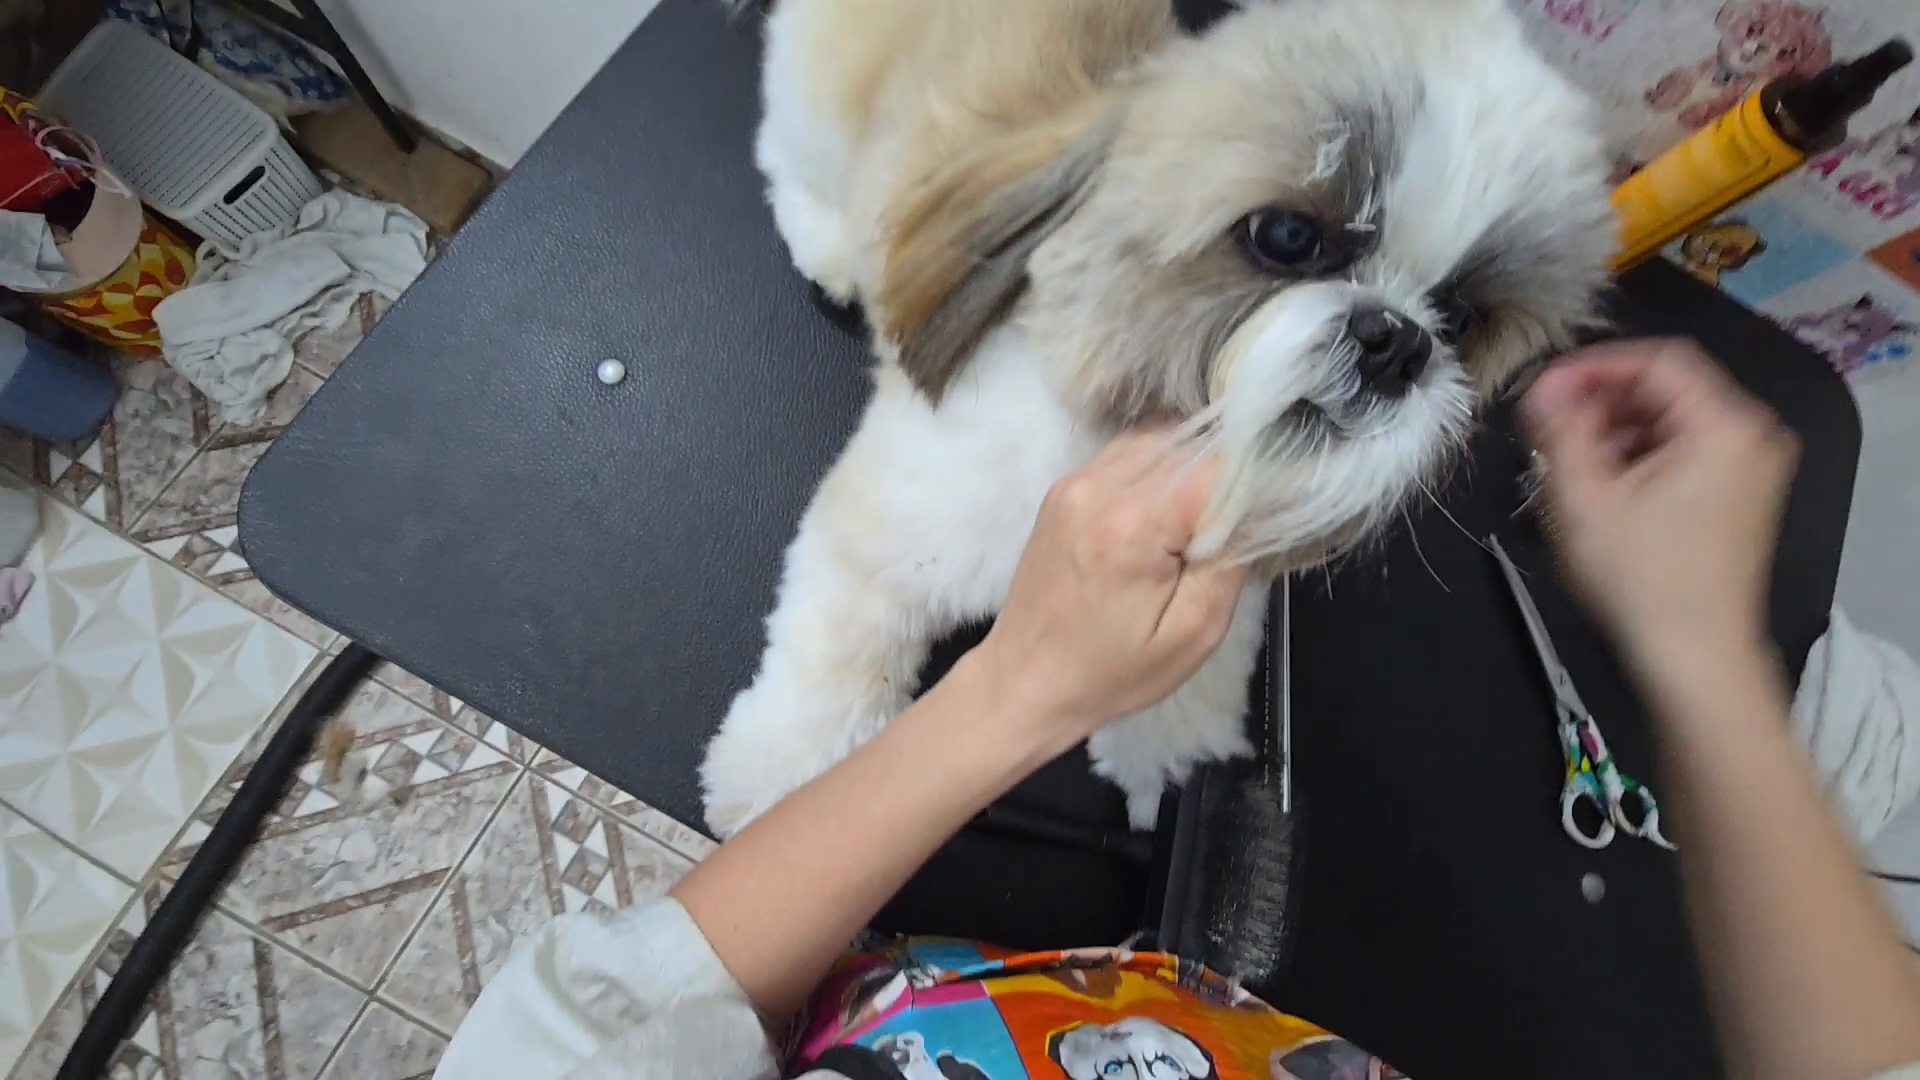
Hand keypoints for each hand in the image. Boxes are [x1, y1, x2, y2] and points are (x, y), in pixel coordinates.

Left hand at [970, 429, 1248, 748]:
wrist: (1026, 678)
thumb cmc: (1111, 671)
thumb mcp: (1193, 634)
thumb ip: (1231, 559)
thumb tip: (1258, 502)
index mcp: (1132, 526)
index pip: (1218, 464)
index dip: (1254, 481)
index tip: (1265, 515)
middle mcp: (1097, 489)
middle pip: (1188, 446)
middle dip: (1222, 477)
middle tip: (1228, 528)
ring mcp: (1073, 483)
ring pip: (1157, 441)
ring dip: (1188, 470)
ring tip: (1193, 523)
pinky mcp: (1062, 489)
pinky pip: (1125, 455)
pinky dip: (1155, 471)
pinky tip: (1160, 513)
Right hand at [1520, 339, 1796, 673]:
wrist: (1688, 646)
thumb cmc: (1636, 572)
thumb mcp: (1583, 496)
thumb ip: (1560, 431)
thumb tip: (1540, 386)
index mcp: (1723, 428)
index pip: (1658, 362)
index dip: (1591, 366)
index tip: (1538, 388)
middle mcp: (1745, 437)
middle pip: (1661, 390)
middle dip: (1594, 401)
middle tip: (1538, 427)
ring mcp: (1742, 467)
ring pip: (1662, 422)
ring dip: (1604, 430)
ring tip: (1556, 461)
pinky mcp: (1728, 493)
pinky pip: (1671, 450)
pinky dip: (1626, 454)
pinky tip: (1590, 483)